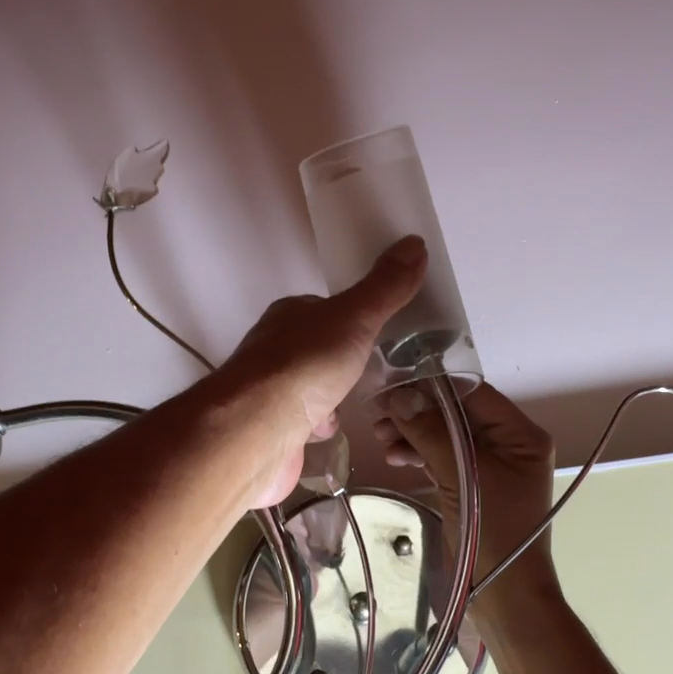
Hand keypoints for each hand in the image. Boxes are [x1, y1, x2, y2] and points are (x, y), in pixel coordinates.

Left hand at [212, 236, 426, 508]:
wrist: (258, 430)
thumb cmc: (304, 366)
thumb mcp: (354, 318)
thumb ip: (385, 288)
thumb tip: (415, 243)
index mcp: (290, 315)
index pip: (325, 309)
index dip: (353, 317)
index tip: (381, 328)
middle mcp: (274, 349)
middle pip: (320, 350)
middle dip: (345, 363)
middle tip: (375, 371)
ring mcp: (270, 392)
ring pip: (313, 389)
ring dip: (333, 398)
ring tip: (357, 403)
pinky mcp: (270, 429)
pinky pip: (303, 423)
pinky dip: (318, 427)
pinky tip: (329, 430)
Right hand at [375, 381, 560, 621]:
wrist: (504, 594)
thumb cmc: (493, 531)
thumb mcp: (462, 476)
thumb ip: (431, 433)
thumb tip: (399, 397)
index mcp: (520, 434)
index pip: (472, 394)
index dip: (431, 386)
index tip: (390, 387)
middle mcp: (508, 444)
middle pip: (456, 412)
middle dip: (417, 411)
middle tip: (378, 416)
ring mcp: (490, 466)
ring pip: (445, 434)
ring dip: (413, 432)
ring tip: (382, 438)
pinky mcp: (472, 485)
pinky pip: (443, 457)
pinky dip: (419, 453)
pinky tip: (395, 456)